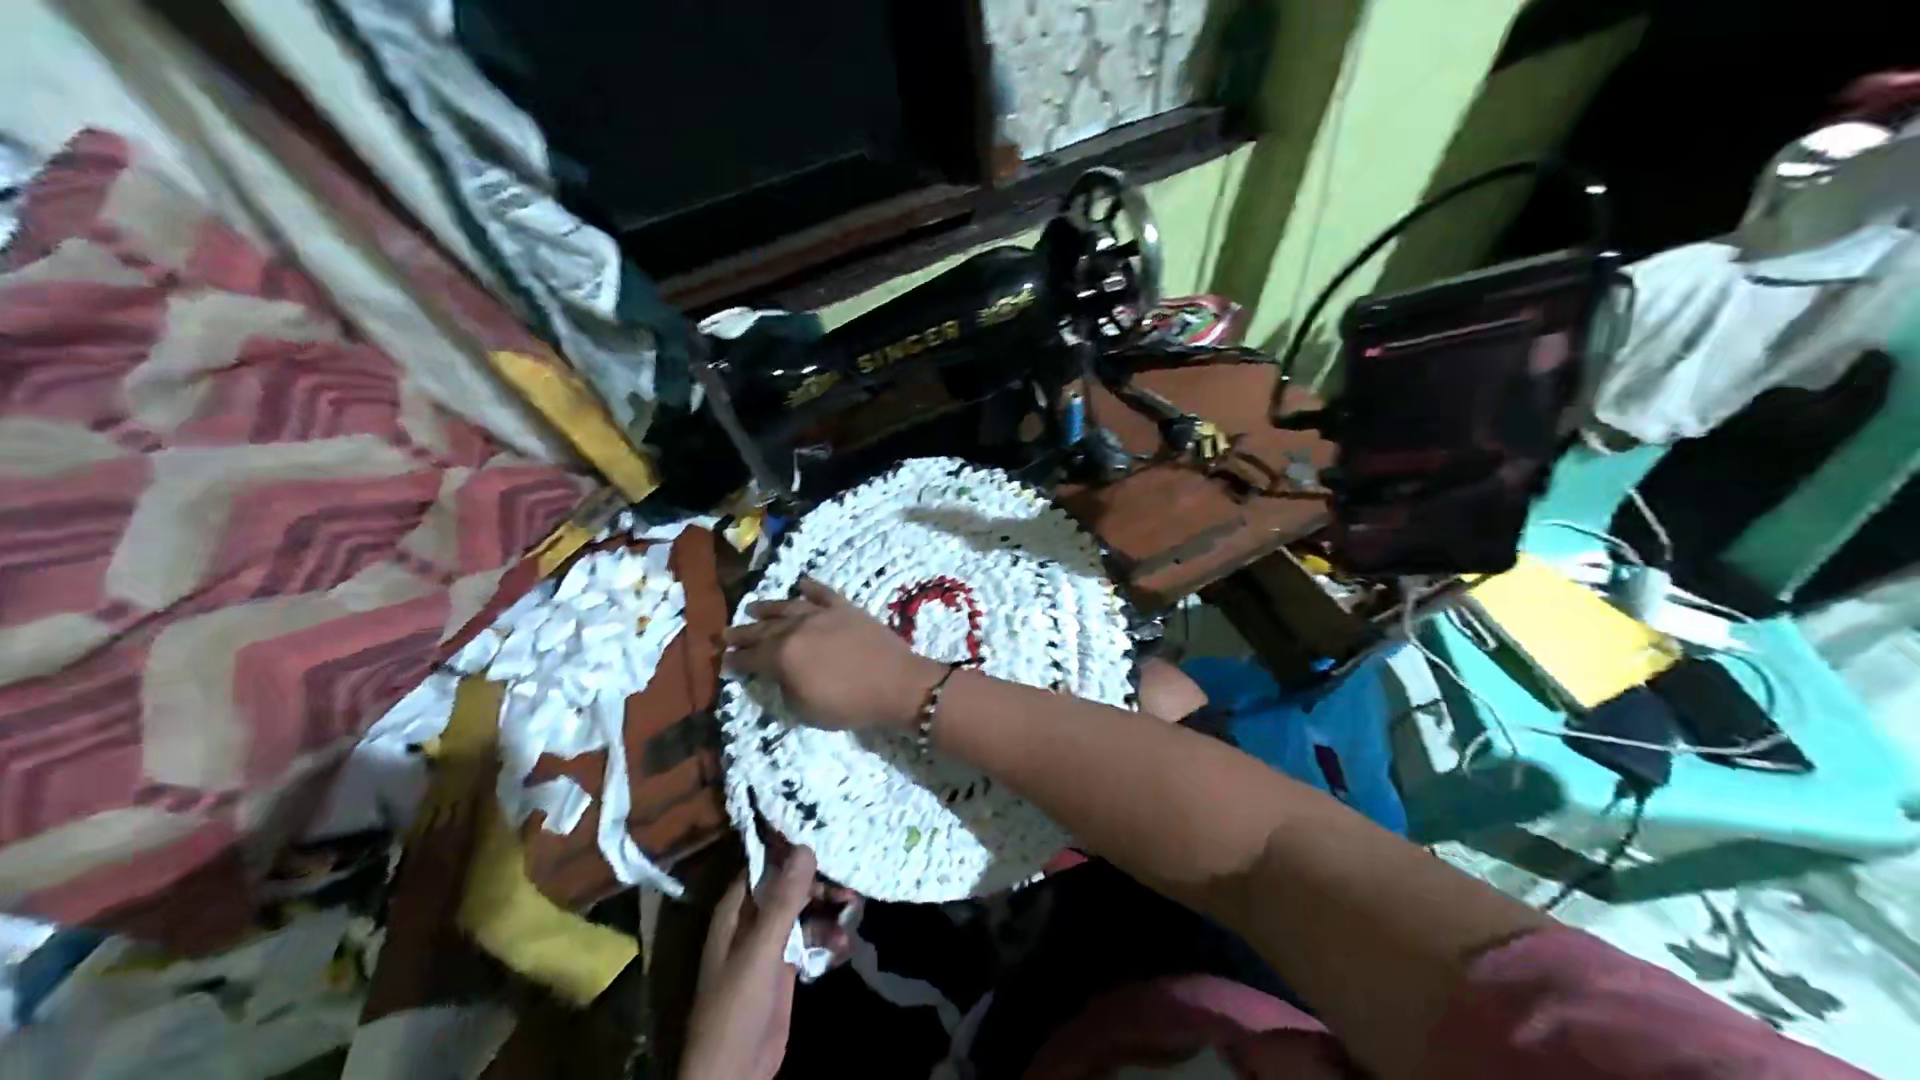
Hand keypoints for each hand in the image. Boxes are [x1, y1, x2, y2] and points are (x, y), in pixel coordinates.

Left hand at [682, 845, 844, 1079]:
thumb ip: (783, 901)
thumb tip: (805, 847)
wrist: (731, 1073)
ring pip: (803, 911)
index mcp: (737, 909)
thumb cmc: (736, 1006)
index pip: (766, 863)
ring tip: (854, 912)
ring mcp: (770, 943)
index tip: (827, 833)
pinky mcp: (785, 966)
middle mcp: (753, 919)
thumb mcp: (761, 950)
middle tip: (850, 884)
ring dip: (828, 909)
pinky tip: (845, 943)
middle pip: (790, 885)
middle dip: (819, 882)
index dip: (793, 848)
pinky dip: (827, 936)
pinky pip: (810, 938)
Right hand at [725, 577, 944, 730]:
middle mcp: (796, 628)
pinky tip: (800, 582)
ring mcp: (821, 614)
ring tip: (752, 609)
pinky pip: (822, 592)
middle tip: (726, 635)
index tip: (724, 662)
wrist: (897, 683)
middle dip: (742, 634)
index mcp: (783, 656)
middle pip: (763, 630)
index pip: (750, 658)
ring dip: (767, 608)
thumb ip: (784, 689)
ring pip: (787, 606)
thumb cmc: (849, 704)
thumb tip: (778, 675)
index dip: (735, 661)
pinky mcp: (845, 607)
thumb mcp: (805, 710)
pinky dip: (809, 586)